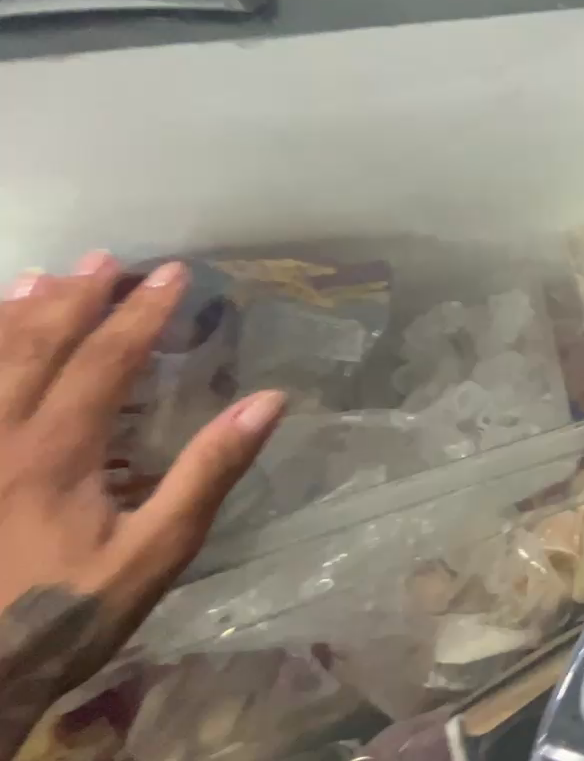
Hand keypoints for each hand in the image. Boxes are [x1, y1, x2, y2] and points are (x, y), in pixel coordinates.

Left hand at [0, 254, 283, 757]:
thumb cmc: (70, 610)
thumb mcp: (158, 550)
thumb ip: (209, 471)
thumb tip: (270, 400)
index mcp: (51, 457)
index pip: (101, 363)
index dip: (140, 314)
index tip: (175, 275)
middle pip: (28, 352)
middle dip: (71, 300)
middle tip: (104, 260)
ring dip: (9, 319)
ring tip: (39, 279)